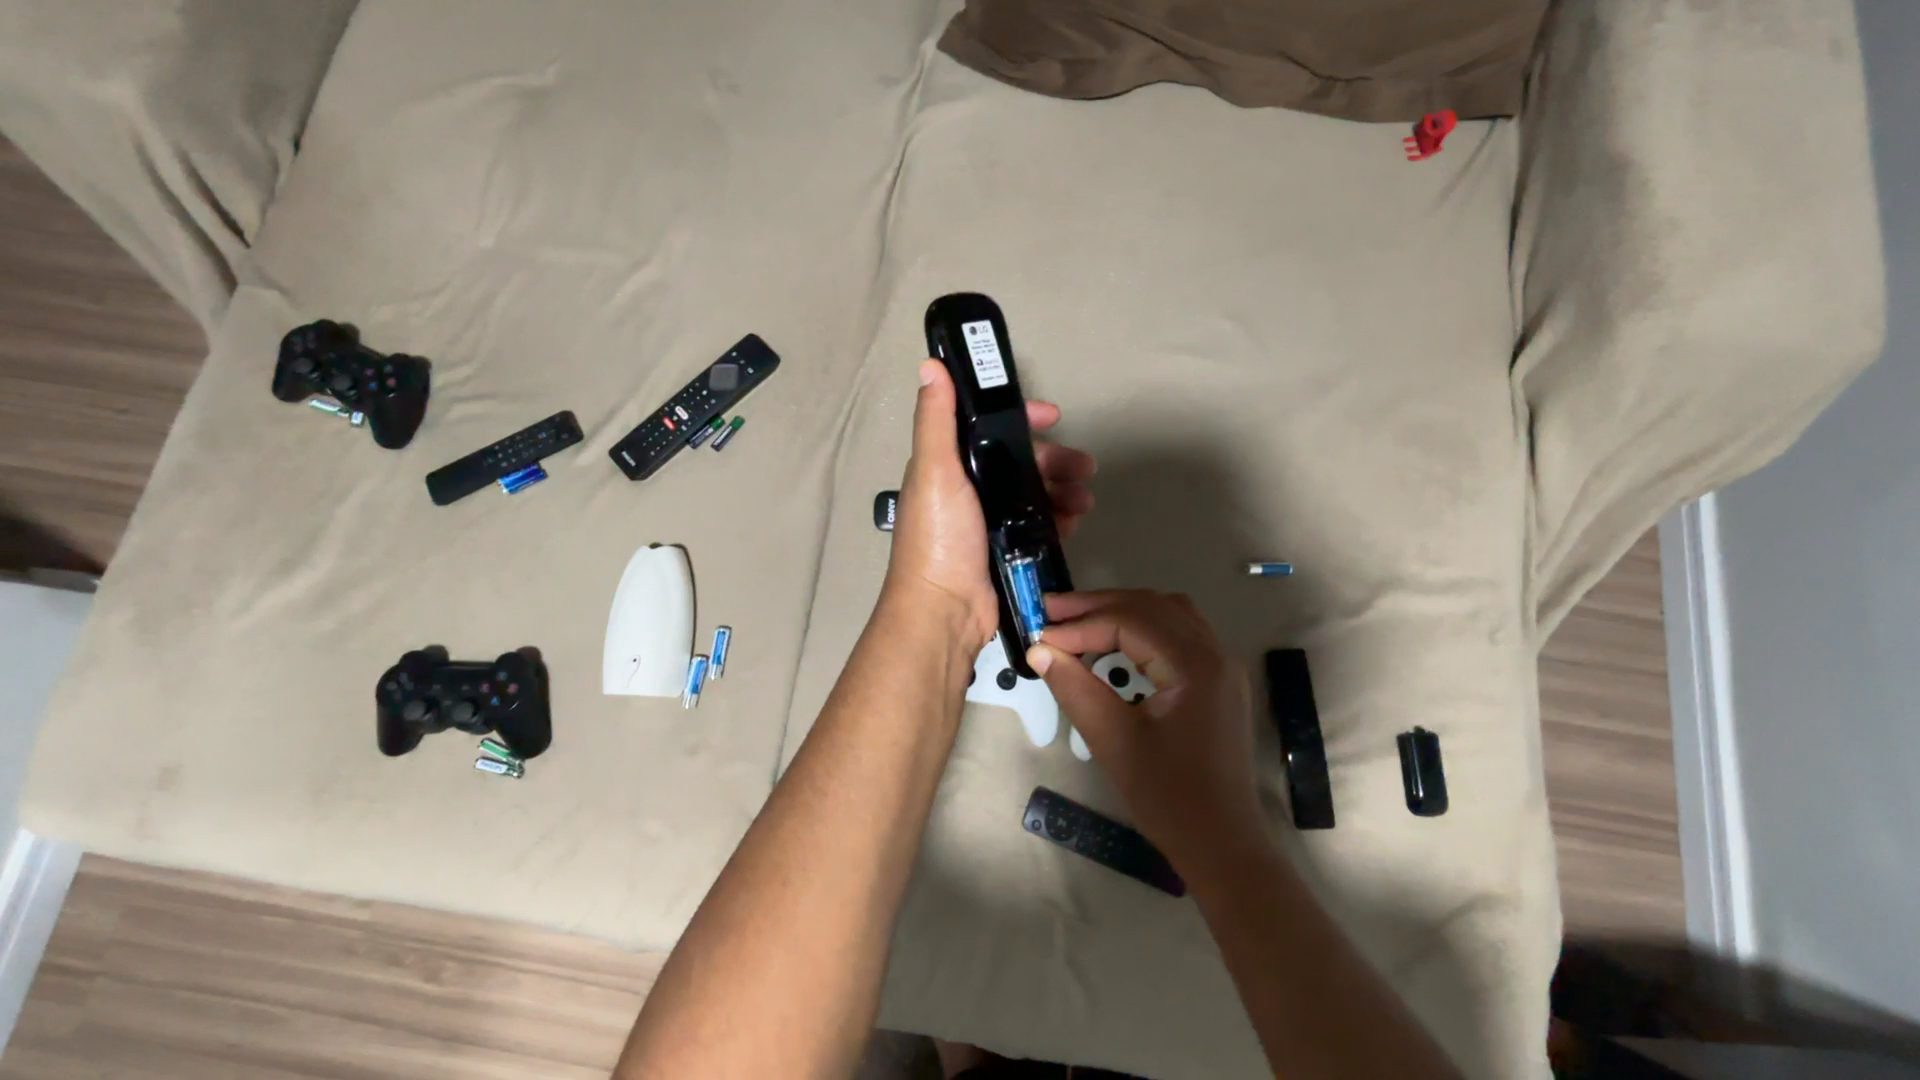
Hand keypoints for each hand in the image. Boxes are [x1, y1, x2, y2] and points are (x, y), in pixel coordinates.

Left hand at [882, 360, 1094, 650]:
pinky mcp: (1004, 549)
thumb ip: (936, 419)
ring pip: (1033, 493)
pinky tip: (1074, 523)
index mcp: (946, 466)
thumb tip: (932, 366)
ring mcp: (986, 522)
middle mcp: (966, 489)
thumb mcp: (934, 471)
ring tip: (1085, 500)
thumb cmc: (938, 537)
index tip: (1054, 416)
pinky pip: (1038, 525)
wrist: (945, 610)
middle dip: (1054, 459)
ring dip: (1063, 489)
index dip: (1021, 417)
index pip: (987, 428)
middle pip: (1018, 461)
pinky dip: (1058, 519)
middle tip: (1086, 467)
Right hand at [1027, 591, 1265, 873]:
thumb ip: (1075, 688)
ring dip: (1122, 611)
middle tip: (1050, 610)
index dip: (1080, 625)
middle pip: (1151, 606)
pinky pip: (1180, 634)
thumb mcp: (1112, 740)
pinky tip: (1115, 643)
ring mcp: (1222, 666)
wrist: (1222, 843)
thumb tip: (1039, 650)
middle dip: (1098, 606)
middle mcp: (1215, 653)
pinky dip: (1144, 628)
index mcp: (1195, 665)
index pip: (1129, 622)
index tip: (1040, 636)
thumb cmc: (1167, 796)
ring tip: (1078, 621)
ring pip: (1169, 613)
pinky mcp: (1220, 682)